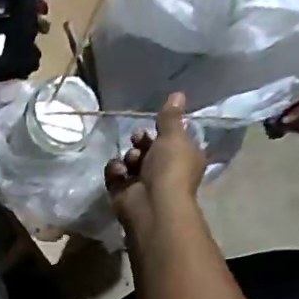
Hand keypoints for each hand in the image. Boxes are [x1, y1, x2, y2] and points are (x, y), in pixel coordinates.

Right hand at [105, 92, 205, 228]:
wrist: (153, 205)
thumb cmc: (171, 168)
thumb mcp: (174, 136)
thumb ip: (172, 116)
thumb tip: (178, 94)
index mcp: (183, 158)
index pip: (173, 140)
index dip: (163, 131)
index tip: (155, 123)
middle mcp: (164, 171)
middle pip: (149, 149)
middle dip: (141, 141)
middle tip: (137, 139)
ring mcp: (143, 183)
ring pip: (131, 161)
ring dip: (129, 156)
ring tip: (131, 161)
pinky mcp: (124, 193)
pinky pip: (115, 175)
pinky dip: (115, 171)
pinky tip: (120, 172)